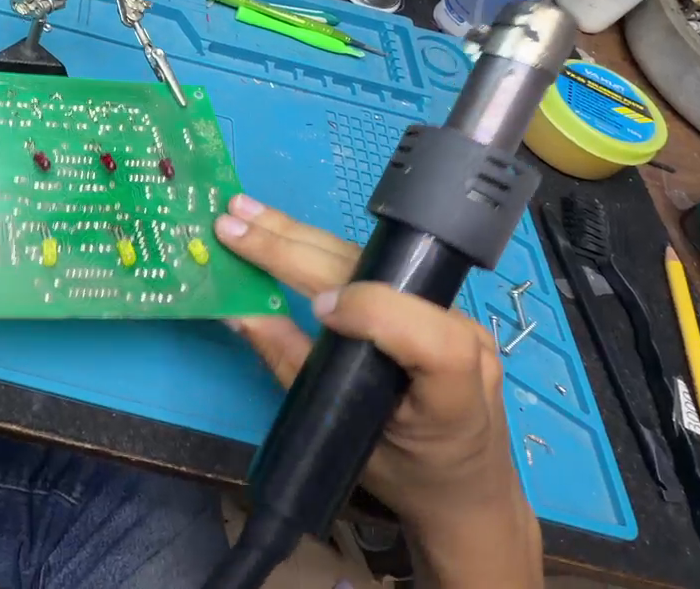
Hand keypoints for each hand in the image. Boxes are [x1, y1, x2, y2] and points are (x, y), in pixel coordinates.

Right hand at [216, 194, 541, 587]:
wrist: (466, 485)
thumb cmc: (407, 472)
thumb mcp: (346, 433)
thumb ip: (293, 366)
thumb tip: (237, 313)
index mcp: (455, 390)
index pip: (426, 336)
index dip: (372, 312)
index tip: (317, 310)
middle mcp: (459, 335)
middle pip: (374, 276)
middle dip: (296, 249)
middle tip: (233, 225)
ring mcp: (445, 311)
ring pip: (364, 260)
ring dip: (296, 235)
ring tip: (243, 213)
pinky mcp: (423, 299)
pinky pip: (365, 265)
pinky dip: (313, 247)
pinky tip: (278, 231)